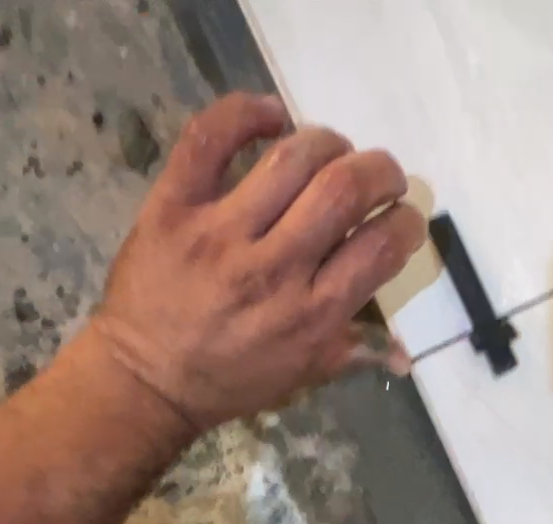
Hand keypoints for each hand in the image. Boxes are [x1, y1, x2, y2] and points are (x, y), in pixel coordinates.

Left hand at [87, 94, 426, 430]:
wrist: (146, 380)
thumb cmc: (232, 380)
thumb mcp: (302, 375)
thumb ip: (354, 353)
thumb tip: (404, 356)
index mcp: (312, 314)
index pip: (379, 248)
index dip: (406, 223)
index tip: (404, 219)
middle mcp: (275, 268)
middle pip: (344, 190)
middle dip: (380, 173)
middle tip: (383, 177)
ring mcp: (221, 232)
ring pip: (291, 158)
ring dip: (329, 142)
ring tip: (335, 152)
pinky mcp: (174, 206)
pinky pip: (210, 138)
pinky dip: (246, 113)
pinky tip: (273, 116)